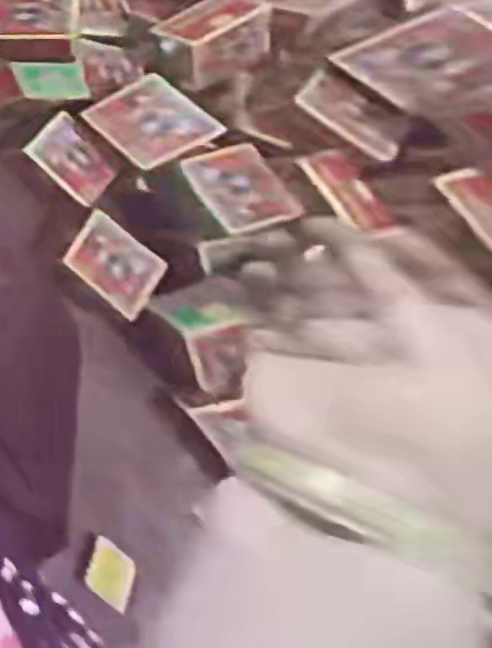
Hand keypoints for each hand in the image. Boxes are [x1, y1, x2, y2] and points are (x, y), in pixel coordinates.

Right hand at [238, 221, 491, 537]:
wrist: (370, 477)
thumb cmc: (437, 419)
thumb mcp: (450, 348)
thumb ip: (412, 292)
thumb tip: (377, 237)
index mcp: (444, 339)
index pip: (424, 283)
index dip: (397, 250)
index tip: (363, 218)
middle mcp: (386, 340)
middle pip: (354, 286)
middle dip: (326, 256)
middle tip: (294, 226)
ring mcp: (327, 352)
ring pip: (303, 296)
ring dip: (284, 270)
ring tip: (263, 243)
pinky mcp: (274, 361)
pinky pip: (260, 317)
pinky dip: (250, 293)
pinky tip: (245, 272)